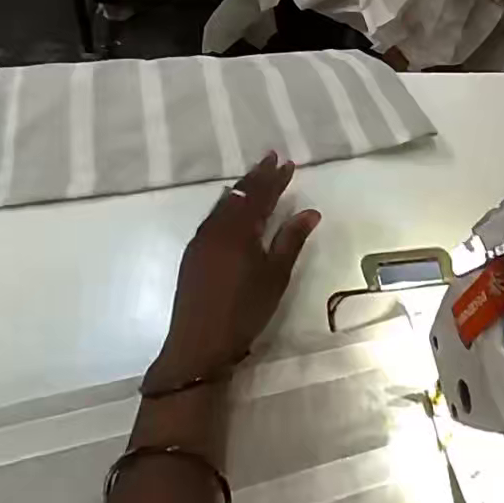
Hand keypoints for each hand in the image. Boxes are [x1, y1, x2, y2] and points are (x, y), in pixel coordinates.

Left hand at [148, 152, 319, 387]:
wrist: (199, 344)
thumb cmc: (244, 310)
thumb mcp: (275, 276)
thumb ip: (291, 240)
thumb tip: (310, 211)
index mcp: (239, 229)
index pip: (260, 195)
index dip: (275, 179)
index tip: (287, 163)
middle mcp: (217, 226)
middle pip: (240, 194)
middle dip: (257, 176)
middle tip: (271, 158)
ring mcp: (201, 239)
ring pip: (224, 204)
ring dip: (241, 189)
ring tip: (254, 177)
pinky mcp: (193, 252)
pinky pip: (213, 216)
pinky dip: (226, 205)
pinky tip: (230, 206)